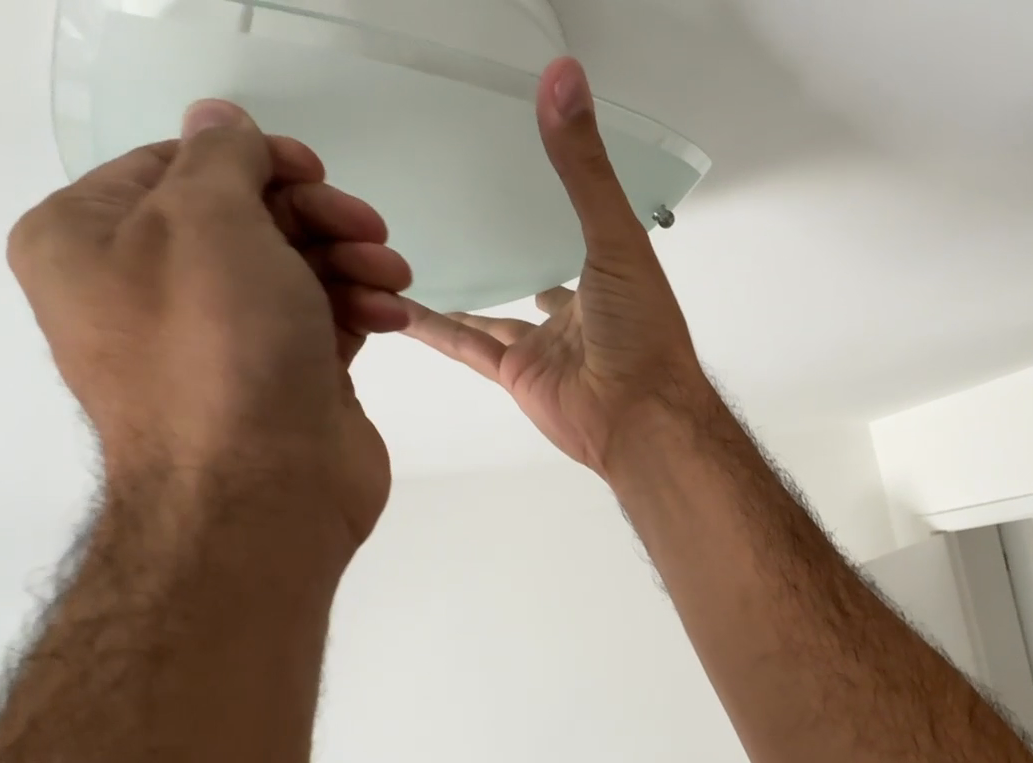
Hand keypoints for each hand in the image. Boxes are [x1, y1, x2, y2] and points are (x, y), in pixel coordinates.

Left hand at [9, 100, 411, 549]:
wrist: (264, 492)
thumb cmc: (220, 349)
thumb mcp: (208, 223)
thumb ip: (220, 160)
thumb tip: (224, 121)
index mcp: (92, 241)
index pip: (176, 168)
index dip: (254, 162)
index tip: (317, 173)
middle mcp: (150, 289)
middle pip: (247, 220)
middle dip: (317, 218)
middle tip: (370, 229)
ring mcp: (223, 341)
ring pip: (295, 270)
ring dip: (352, 262)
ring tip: (392, 277)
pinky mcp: (285, 378)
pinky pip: (323, 320)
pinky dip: (361, 308)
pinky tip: (392, 315)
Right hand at [403, 57, 714, 476]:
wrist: (638, 417)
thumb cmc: (640, 330)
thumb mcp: (614, 237)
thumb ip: (584, 167)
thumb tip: (564, 75)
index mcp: (606, 277)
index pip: (574, 234)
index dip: (548, 207)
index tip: (514, 173)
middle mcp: (575, 312)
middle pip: (530, 275)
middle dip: (502, 252)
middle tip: (454, 215)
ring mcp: (543, 347)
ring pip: (490, 315)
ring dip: (457, 290)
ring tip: (410, 254)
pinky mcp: (515, 376)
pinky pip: (464, 347)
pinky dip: (429, 327)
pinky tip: (392, 304)